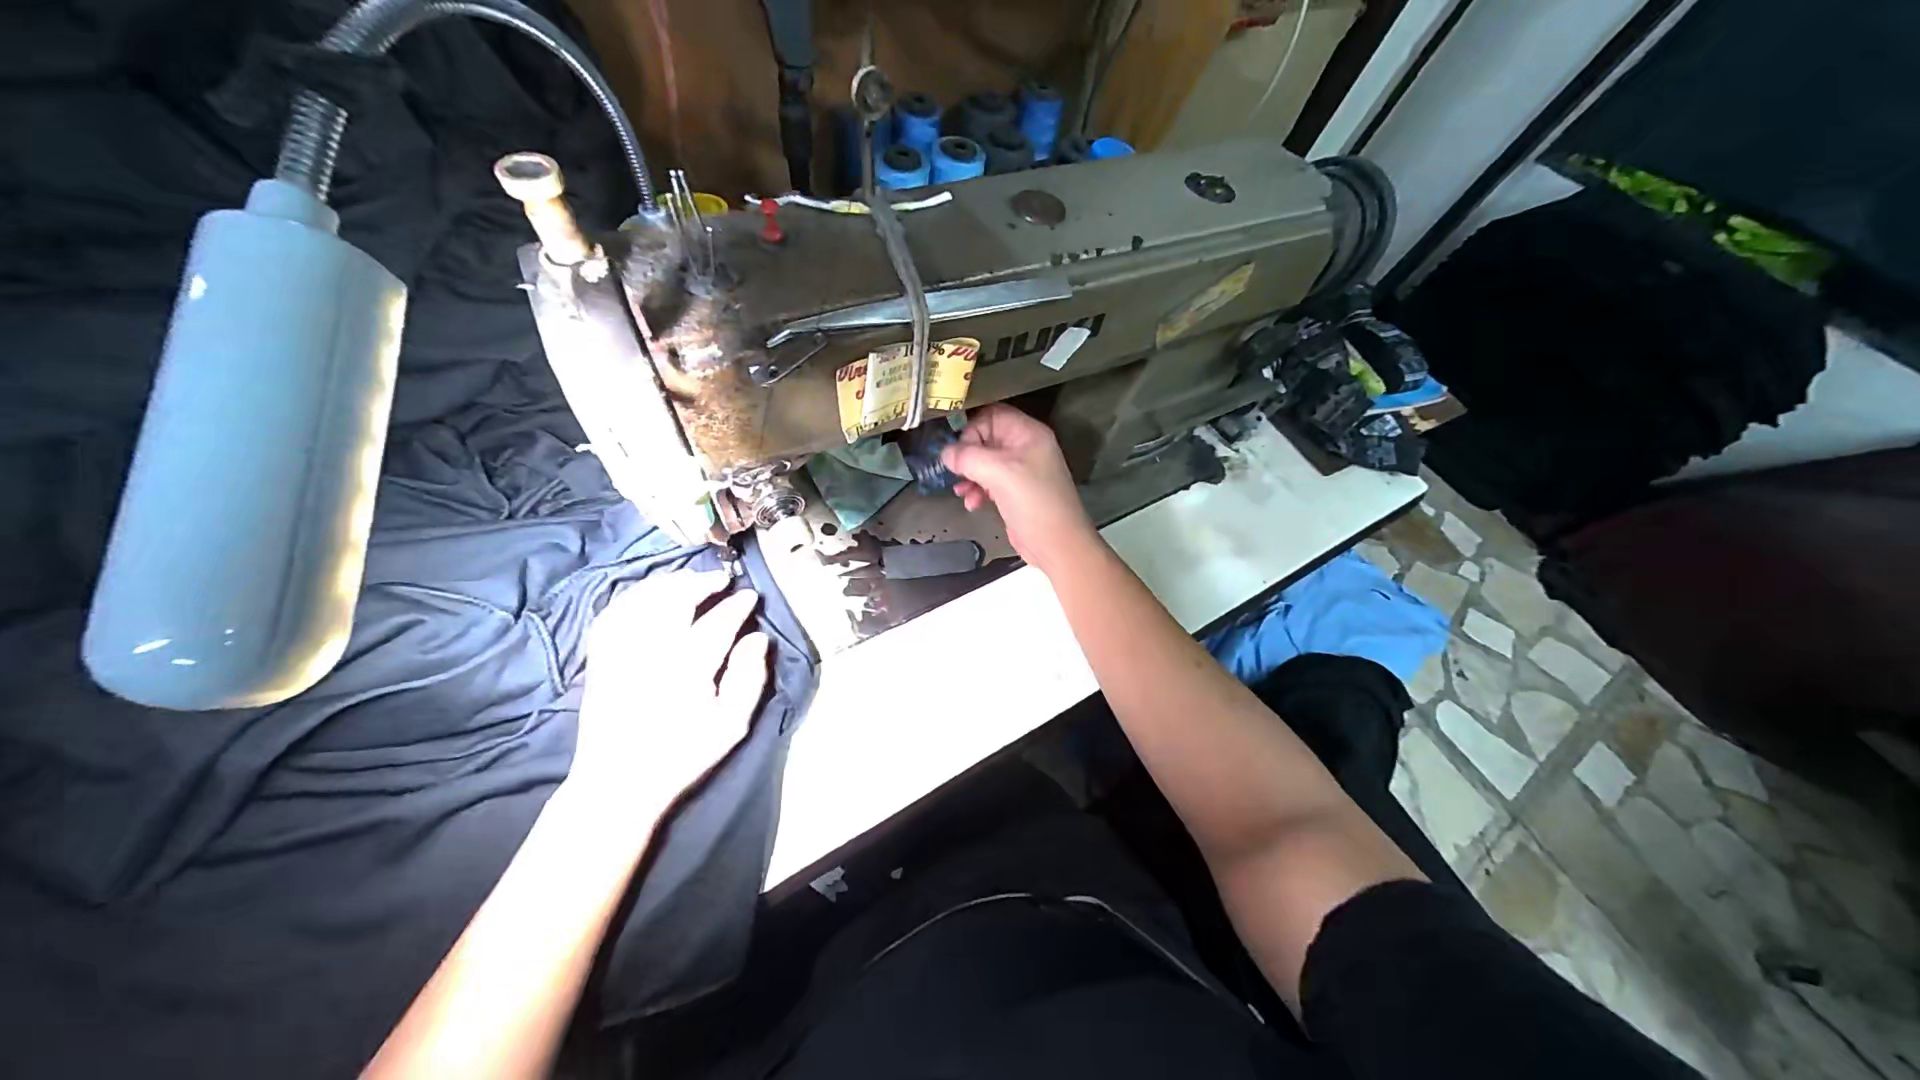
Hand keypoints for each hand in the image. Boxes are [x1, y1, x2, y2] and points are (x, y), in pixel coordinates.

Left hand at [570, 570, 767, 818]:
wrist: (618, 782)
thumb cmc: (683, 755)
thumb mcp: (731, 725)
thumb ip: (749, 677)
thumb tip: (758, 638)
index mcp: (688, 667)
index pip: (718, 620)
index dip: (738, 604)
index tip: (751, 596)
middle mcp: (651, 649)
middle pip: (676, 597)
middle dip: (702, 582)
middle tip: (722, 580)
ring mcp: (620, 650)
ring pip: (644, 598)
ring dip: (670, 583)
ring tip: (690, 582)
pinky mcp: (599, 656)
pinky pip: (614, 611)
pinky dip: (634, 597)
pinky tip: (650, 597)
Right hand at [941, 403, 1100, 574]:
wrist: (1057, 544)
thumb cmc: (1035, 504)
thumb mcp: (999, 473)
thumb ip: (968, 458)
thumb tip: (946, 453)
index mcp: (1028, 434)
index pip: (993, 415)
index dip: (972, 429)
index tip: (959, 450)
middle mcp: (1025, 448)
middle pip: (986, 439)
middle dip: (967, 456)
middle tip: (956, 471)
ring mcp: (1020, 471)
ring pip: (984, 463)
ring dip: (969, 476)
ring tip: (962, 491)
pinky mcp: (1014, 491)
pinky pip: (988, 482)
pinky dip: (977, 490)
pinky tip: (972, 503)